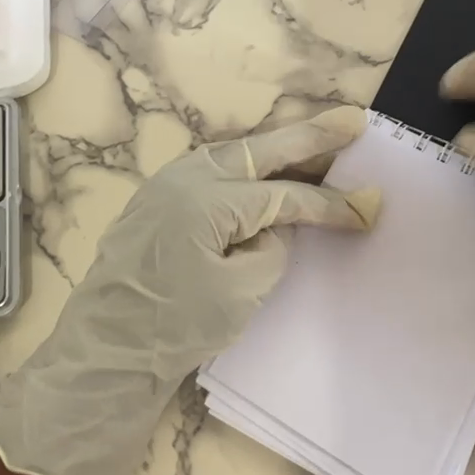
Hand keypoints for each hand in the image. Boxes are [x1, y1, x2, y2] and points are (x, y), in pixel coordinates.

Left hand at [0, 106, 379, 474]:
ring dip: (280, 150)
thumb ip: (272, 247)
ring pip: (238, 156)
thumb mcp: (241, 291)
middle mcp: (188, 178)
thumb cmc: (175, 327)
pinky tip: (270, 172)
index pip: (285, 196)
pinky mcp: (160, 202)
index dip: (330, 204)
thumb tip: (278, 224)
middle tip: (355, 122)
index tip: (369, 209)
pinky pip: (216, 172)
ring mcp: (168, 185)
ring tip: (321, 142)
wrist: (105, 352)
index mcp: (209, 199)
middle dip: (312, 138)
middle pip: (263, 151)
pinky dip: (250, 168)